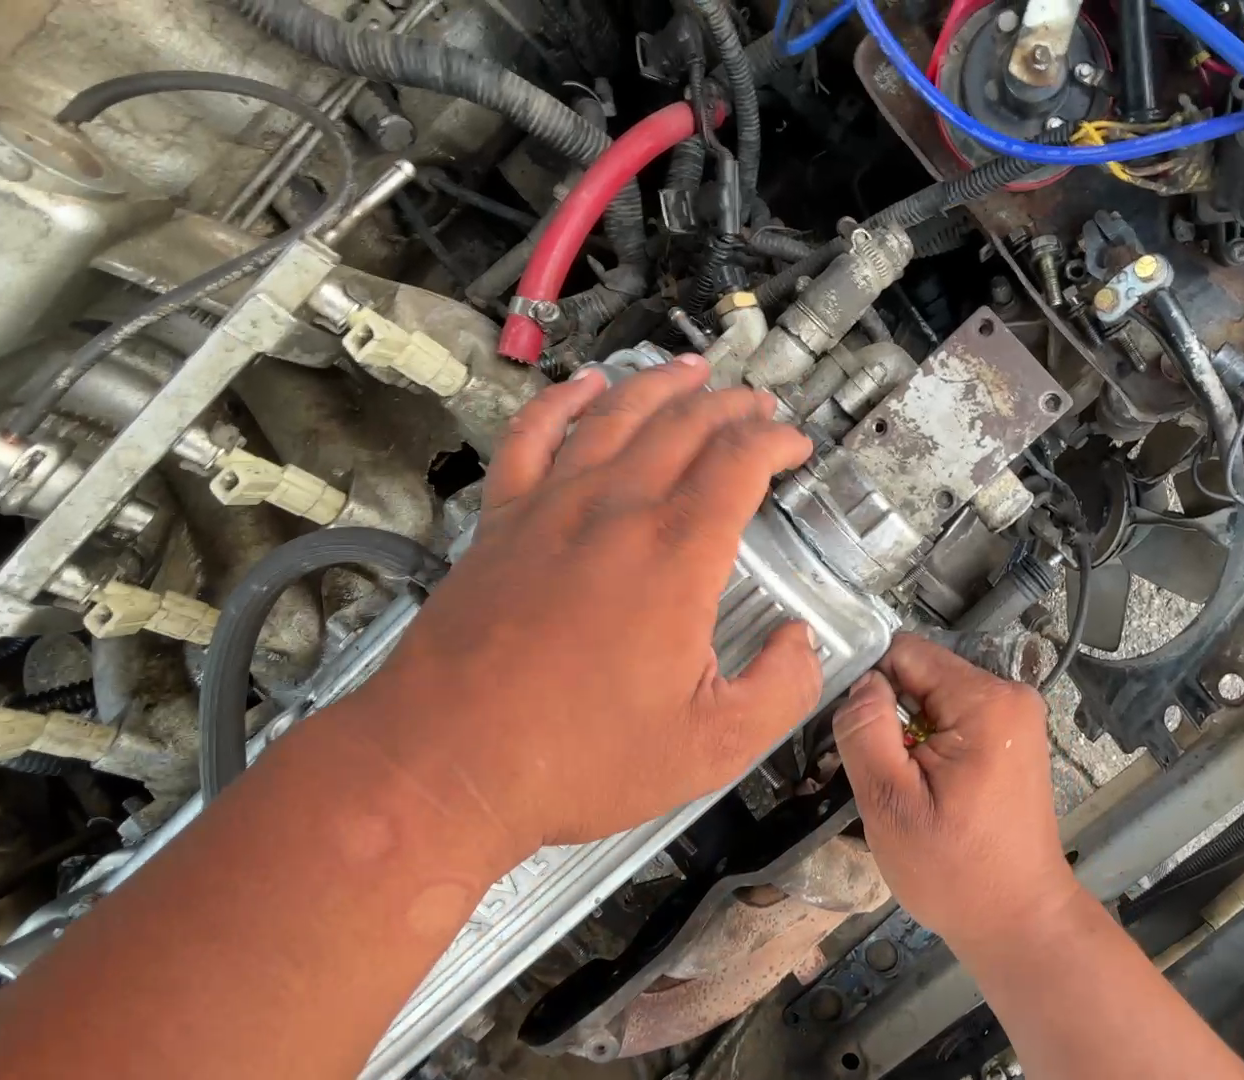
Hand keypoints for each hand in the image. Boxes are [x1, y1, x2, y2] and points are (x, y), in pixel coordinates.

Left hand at [337, 358, 823, 853]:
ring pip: (616, 416)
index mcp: (677, 555)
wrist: (442, 767)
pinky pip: (531, 437)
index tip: (796, 442)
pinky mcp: (501, 524)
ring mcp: (551, 509)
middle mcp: (617, 511)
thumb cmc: (579, 758)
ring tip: (691, 370)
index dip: (775, 439)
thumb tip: (801, 644)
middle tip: (758, 402)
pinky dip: (561, 402)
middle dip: (731, 405)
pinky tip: (582, 386)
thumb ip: (782, 689)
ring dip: (661, 386)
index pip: (739, 461)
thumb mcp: (714, 746)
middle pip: (684, 425)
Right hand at [832, 635, 1080, 948]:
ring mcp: (1016, 716)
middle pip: (923, 674)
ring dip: (911, 734)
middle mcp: (1010, 695)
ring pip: (935, 697)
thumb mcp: (891, 803)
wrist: (1019, 919)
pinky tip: (931, 787)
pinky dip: (933, 745)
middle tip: (885, 773)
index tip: (856, 731)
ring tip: (908, 786)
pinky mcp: (1013, 737)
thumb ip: (865, 731)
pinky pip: (955, 719)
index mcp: (986, 701)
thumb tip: (860, 683)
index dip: (871, 685)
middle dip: (892, 715)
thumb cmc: (955, 871)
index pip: (907, 652)